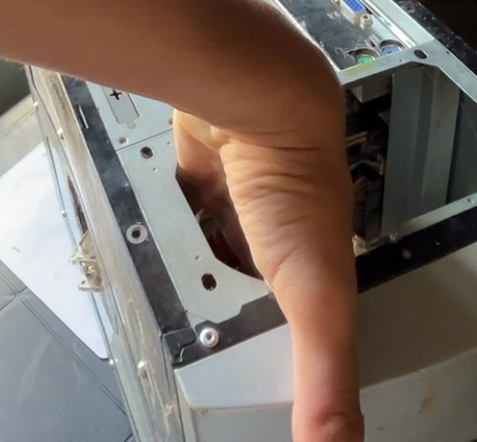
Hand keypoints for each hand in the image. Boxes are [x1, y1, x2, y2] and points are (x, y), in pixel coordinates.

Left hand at [175, 88, 363, 441]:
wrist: (256, 97)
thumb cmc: (296, 186)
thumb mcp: (317, 295)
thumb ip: (327, 379)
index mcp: (311, 273)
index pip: (288, 332)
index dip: (262, 356)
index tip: (233, 376)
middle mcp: (272, 239)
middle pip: (238, 294)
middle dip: (214, 315)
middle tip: (184, 338)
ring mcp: (233, 205)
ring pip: (203, 254)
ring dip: (185, 271)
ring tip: (156, 303)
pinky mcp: (198, 178)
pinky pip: (177, 214)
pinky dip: (166, 228)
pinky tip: (149, 245)